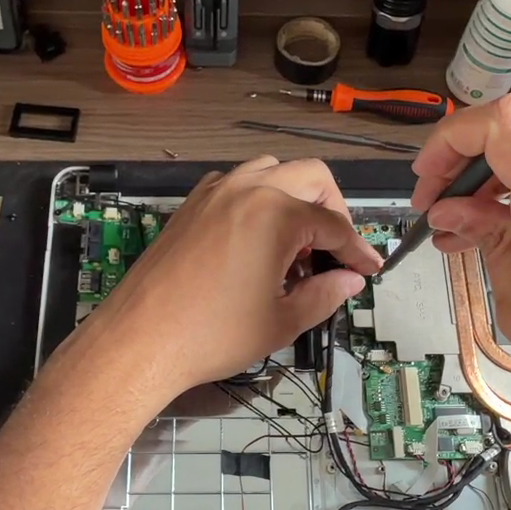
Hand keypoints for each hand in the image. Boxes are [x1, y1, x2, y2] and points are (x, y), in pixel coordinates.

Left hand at [68, 157, 382, 398]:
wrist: (140, 338)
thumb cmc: (213, 335)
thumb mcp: (281, 321)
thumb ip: (325, 294)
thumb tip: (350, 280)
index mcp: (275, 213)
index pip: (334, 224)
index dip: (357, 249)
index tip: (369, 269)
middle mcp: (247, 189)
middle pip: (311, 177)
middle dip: (333, 210)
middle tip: (336, 251)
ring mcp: (215, 191)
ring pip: (272, 171)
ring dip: (295, 197)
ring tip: (296, 244)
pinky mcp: (192, 204)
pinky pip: (237, 183)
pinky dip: (259, 199)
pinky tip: (257, 240)